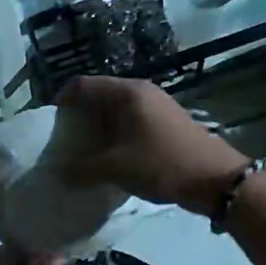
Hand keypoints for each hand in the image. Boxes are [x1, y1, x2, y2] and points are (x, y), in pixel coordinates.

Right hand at [55, 77, 250, 214]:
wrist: (216, 179)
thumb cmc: (162, 164)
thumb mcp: (116, 168)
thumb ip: (81, 168)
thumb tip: (55, 172)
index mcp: (127, 93)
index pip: (83, 85)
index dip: (62, 99)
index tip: (49, 122)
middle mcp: (141, 92)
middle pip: (98, 96)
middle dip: (78, 116)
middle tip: (63, 140)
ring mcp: (155, 106)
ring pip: (114, 110)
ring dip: (95, 128)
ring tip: (82, 151)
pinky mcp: (164, 123)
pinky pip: (128, 122)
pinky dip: (113, 135)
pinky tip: (108, 157)